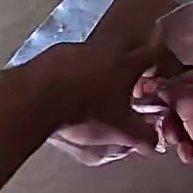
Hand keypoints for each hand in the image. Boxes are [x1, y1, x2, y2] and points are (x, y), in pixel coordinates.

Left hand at [32, 0, 173, 163]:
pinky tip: (63, 91)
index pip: (152, 54)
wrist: (34, 100)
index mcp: (126, 65)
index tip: (158, 65)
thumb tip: (155, 142)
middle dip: (124, 70)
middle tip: (123, 88)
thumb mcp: (120, 130)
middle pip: (122, 55)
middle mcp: (104, 51)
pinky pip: (67, 62)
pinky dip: (70, 74)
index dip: (158, 59)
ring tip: (89, 93)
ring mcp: (76, 49)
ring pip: (93, 58)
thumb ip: (142, 136)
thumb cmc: (86, 112)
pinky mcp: (50, 54)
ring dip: (95, 71)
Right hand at [134, 64, 192, 181]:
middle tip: (170, 136)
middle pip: (181, 105)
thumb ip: (168, 91)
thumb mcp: (188, 101)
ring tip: (187, 149)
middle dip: (172, 124)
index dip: (157, 92)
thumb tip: (153, 84)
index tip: (140, 102)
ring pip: (188, 124)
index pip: (176, 78)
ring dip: (183, 140)